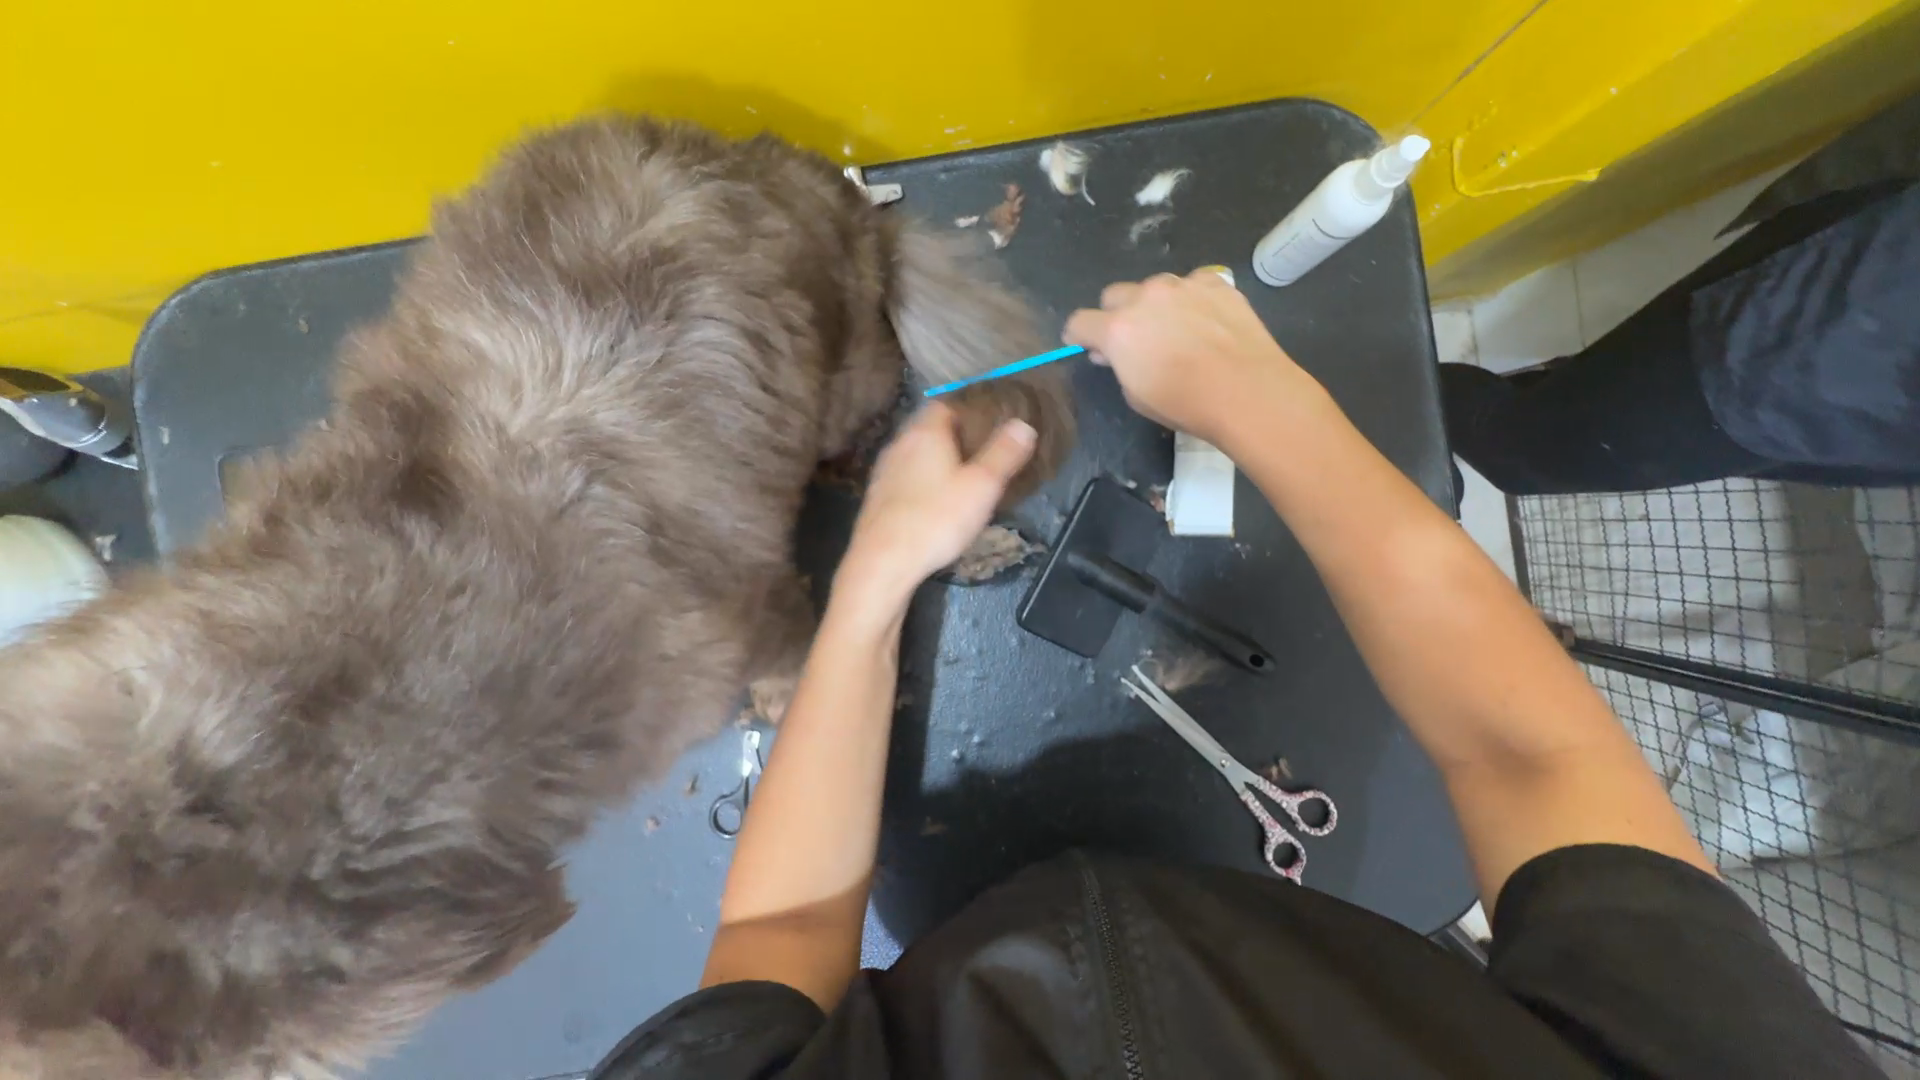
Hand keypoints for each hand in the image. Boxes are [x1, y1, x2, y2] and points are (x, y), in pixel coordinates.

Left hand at [835, 403, 1036, 615]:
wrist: (883, 562)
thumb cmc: (937, 519)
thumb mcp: (982, 486)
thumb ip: (1004, 453)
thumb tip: (1022, 424)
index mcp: (925, 432)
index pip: (946, 403)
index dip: (968, 409)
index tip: (990, 422)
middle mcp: (900, 444)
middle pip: (929, 428)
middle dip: (955, 436)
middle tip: (982, 450)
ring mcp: (884, 471)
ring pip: (916, 454)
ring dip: (937, 460)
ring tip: (962, 475)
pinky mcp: (877, 497)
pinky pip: (905, 477)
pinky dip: (922, 481)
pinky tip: (935, 501)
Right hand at [1062, 268, 1329, 446]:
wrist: (1247, 391)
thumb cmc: (1185, 403)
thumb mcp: (1136, 395)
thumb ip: (1119, 366)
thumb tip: (1112, 352)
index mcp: (1117, 329)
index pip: (1079, 321)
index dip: (1078, 335)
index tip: (1084, 345)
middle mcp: (1145, 298)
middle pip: (1114, 295)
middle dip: (1116, 315)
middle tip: (1133, 339)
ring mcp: (1182, 285)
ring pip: (1154, 287)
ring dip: (1154, 304)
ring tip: (1175, 330)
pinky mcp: (1215, 283)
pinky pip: (1192, 284)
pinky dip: (1191, 299)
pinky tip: (1205, 321)